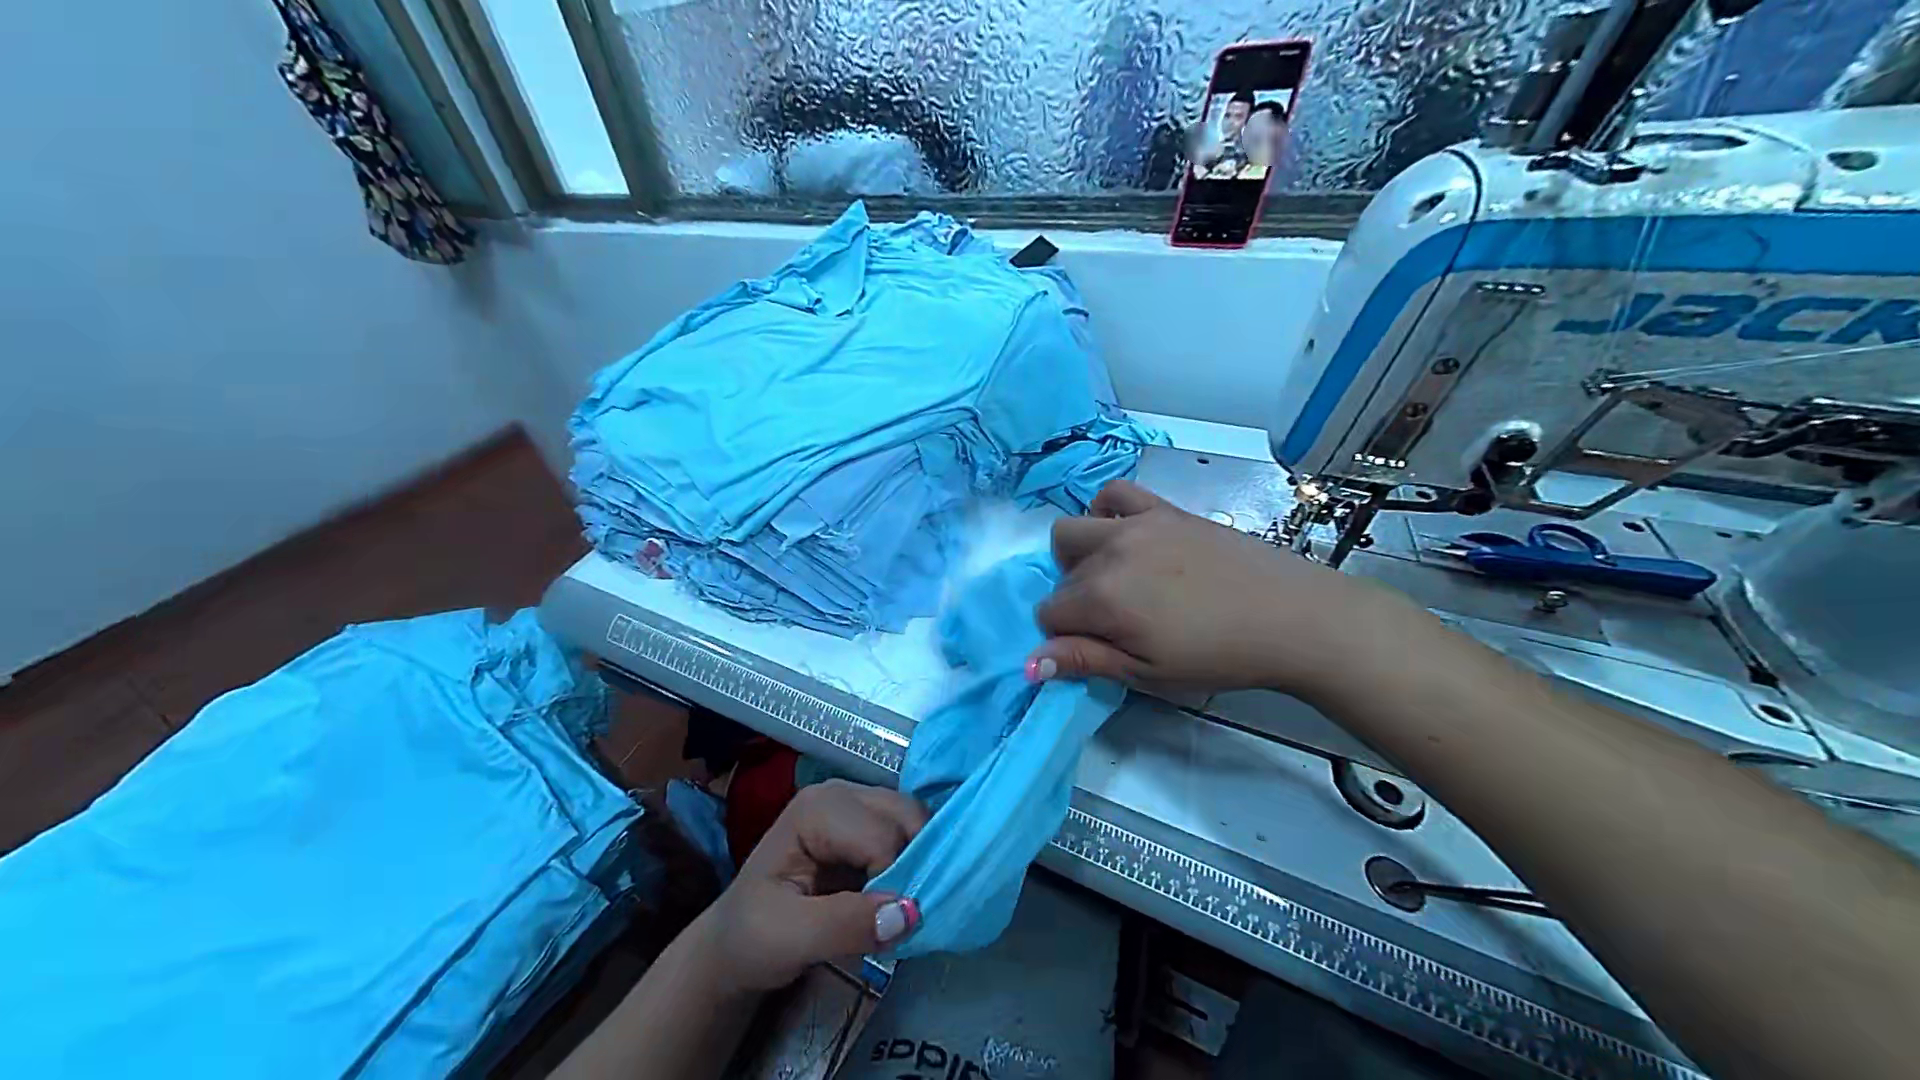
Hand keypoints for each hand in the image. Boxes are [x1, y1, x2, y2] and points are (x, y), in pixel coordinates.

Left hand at [691, 780, 927, 994]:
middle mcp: (842, 793)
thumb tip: (910, 912)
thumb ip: (845, 925)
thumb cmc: (754, 938)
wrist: (739, 944)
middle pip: (907, 817)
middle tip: (908, 916)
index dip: (896, 882)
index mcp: (817, 809)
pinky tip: (904, 894)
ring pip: (916, 822)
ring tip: (906, 908)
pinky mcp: (870, 824)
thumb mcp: (789, 940)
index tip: (888, 928)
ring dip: (922, 864)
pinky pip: (911, 834)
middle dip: (917, 865)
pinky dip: (918, 862)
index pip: (882, 837)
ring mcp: (858, 805)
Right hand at [1028, 478, 1431, 700]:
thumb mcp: (1148, 673)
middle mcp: (1110, 552)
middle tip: (1111, 617)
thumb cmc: (1218, 656)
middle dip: (1072, 595)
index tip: (1097, 645)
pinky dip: (1106, 511)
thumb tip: (1031, 664)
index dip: (1064, 635)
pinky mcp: (1164, 509)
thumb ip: (1087, 661)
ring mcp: (1136, 524)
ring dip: (1079, 554)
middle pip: (1059, 570)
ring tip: (1115, 576)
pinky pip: (1115, 493)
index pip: (1049, 612)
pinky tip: (1127, 535)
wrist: (1290, 617)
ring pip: (1073, 528)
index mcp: (1103, 598)